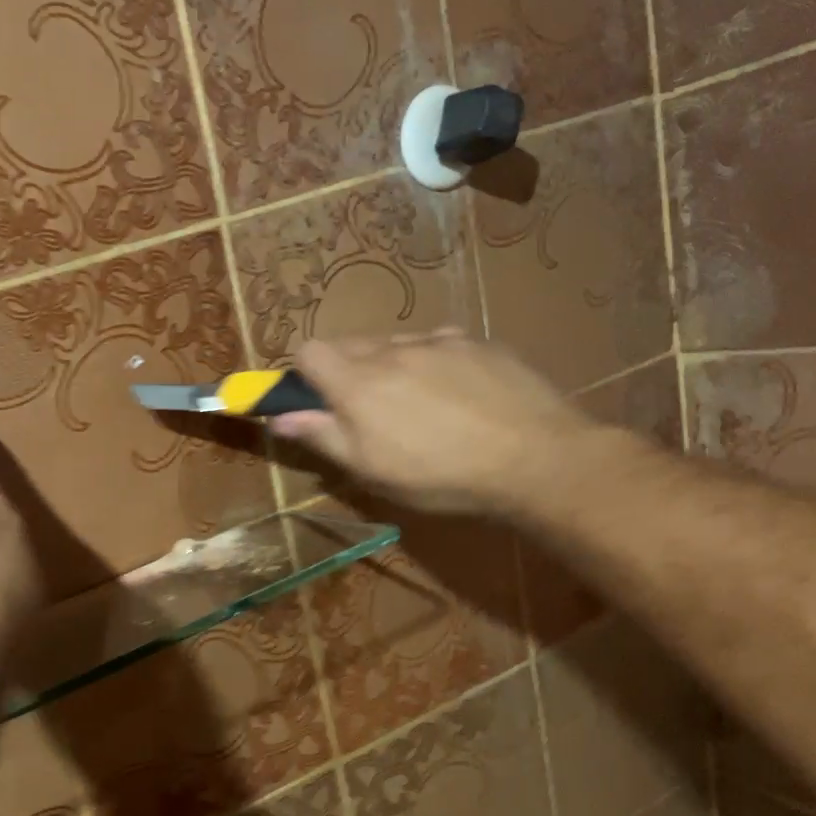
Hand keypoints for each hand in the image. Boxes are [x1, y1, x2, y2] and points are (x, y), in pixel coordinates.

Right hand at [271, 330, 595, 512]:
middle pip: (349, 344)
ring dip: (388, 364)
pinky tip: (456, 395)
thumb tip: (278, 416)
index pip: (308, 351)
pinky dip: (432, 362)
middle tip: (365, 411)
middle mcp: (392, 350)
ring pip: (393, 342)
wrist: (537, 459)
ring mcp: (439, 341)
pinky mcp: (479, 343)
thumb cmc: (439, 475)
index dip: (304, 374)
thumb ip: (321, 436)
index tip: (317, 401)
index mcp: (357, 382)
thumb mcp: (369, 469)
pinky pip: (437, 343)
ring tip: (415, 403)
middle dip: (345, 370)